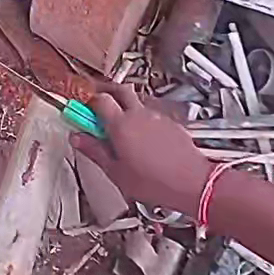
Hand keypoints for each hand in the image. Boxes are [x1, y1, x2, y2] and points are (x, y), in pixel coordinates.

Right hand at [71, 82, 211, 215]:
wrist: (195, 185)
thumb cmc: (157, 182)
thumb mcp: (115, 171)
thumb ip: (94, 150)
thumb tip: (78, 139)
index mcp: (121, 124)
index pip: (98, 99)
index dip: (87, 102)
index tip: (80, 111)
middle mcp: (139, 115)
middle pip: (119, 89)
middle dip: (104, 91)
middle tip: (95, 102)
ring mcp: (157, 118)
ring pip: (136, 102)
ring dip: (124, 107)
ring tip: (118, 127)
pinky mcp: (171, 124)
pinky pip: (150, 115)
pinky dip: (140, 120)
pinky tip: (139, 138)